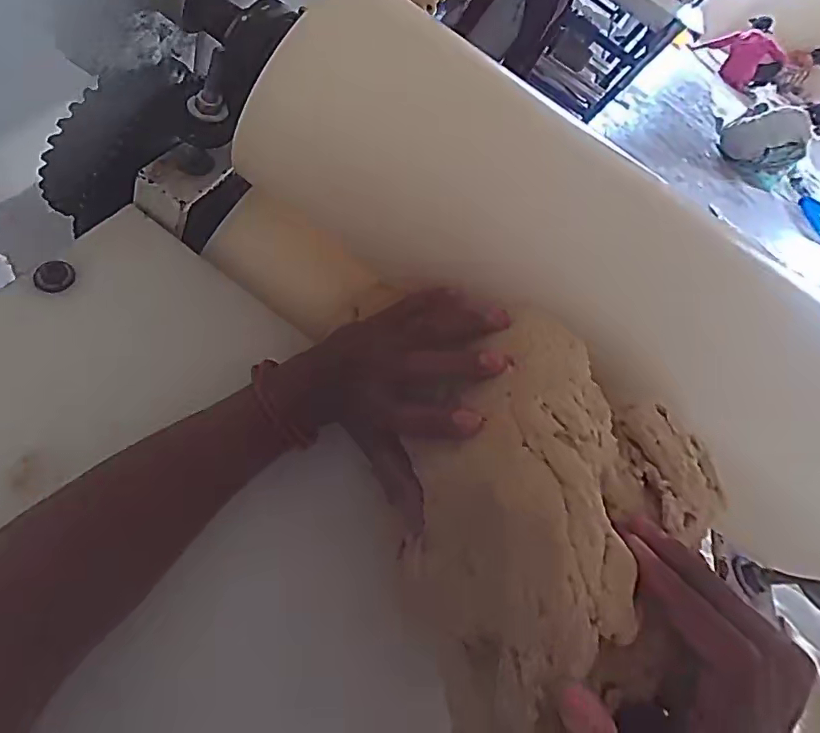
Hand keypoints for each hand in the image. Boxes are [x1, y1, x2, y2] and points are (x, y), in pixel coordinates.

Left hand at [264, 287, 510, 530]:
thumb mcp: (373, 448)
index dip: (444, 421)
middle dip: (463, 365)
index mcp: (381, 409)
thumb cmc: (354, 417)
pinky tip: (464, 292)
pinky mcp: (382, 320)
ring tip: (501, 316)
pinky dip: (436, 297)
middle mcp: (383, 373)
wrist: (316, 376)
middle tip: (503, 362)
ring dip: (463, 321)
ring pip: (425, 329)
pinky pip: (410, 305)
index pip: (414, 418)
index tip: (478, 421)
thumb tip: (421, 527)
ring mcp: (382, 342)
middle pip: (425, 368)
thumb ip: (398, 479)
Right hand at [558, 518, 816, 732]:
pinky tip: (675, 563)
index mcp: (745, 722)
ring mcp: (784, 686)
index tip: (636, 551)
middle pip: (741, 619)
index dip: (684, 598)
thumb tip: (568, 692)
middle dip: (684, 567)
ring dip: (695, 569)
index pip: (732, 653)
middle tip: (635, 525)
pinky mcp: (777, 672)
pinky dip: (708, 585)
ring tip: (650, 536)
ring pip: (745, 609)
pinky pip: (745, 614)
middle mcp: (777, 702)